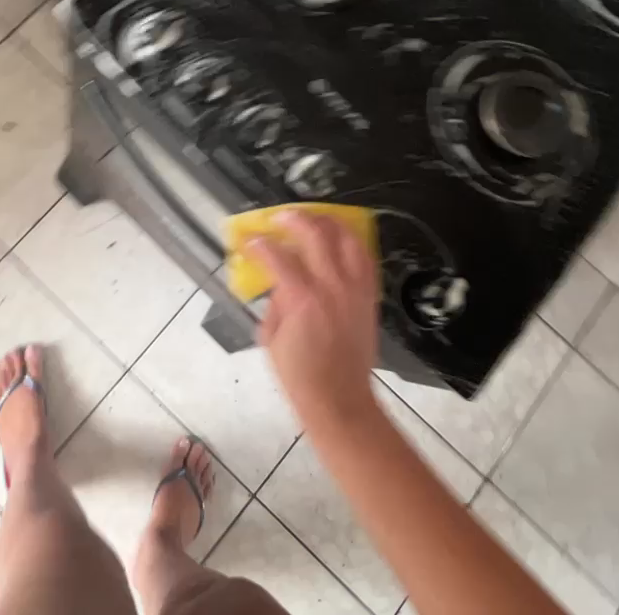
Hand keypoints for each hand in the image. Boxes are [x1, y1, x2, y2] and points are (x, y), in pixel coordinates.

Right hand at [248, 210, 381, 433]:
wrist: (340, 400)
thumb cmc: (300, 376)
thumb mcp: (271, 338)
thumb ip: (275, 303)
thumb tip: (279, 282)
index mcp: (302, 299)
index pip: (277, 256)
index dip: (259, 244)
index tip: (249, 240)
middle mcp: (331, 287)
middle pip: (315, 234)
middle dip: (293, 219)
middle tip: (280, 218)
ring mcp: (355, 290)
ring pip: (347, 238)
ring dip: (328, 222)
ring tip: (314, 218)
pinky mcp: (369, 297)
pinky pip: (366, 259)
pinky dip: (352, 243)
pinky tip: (341, 240)